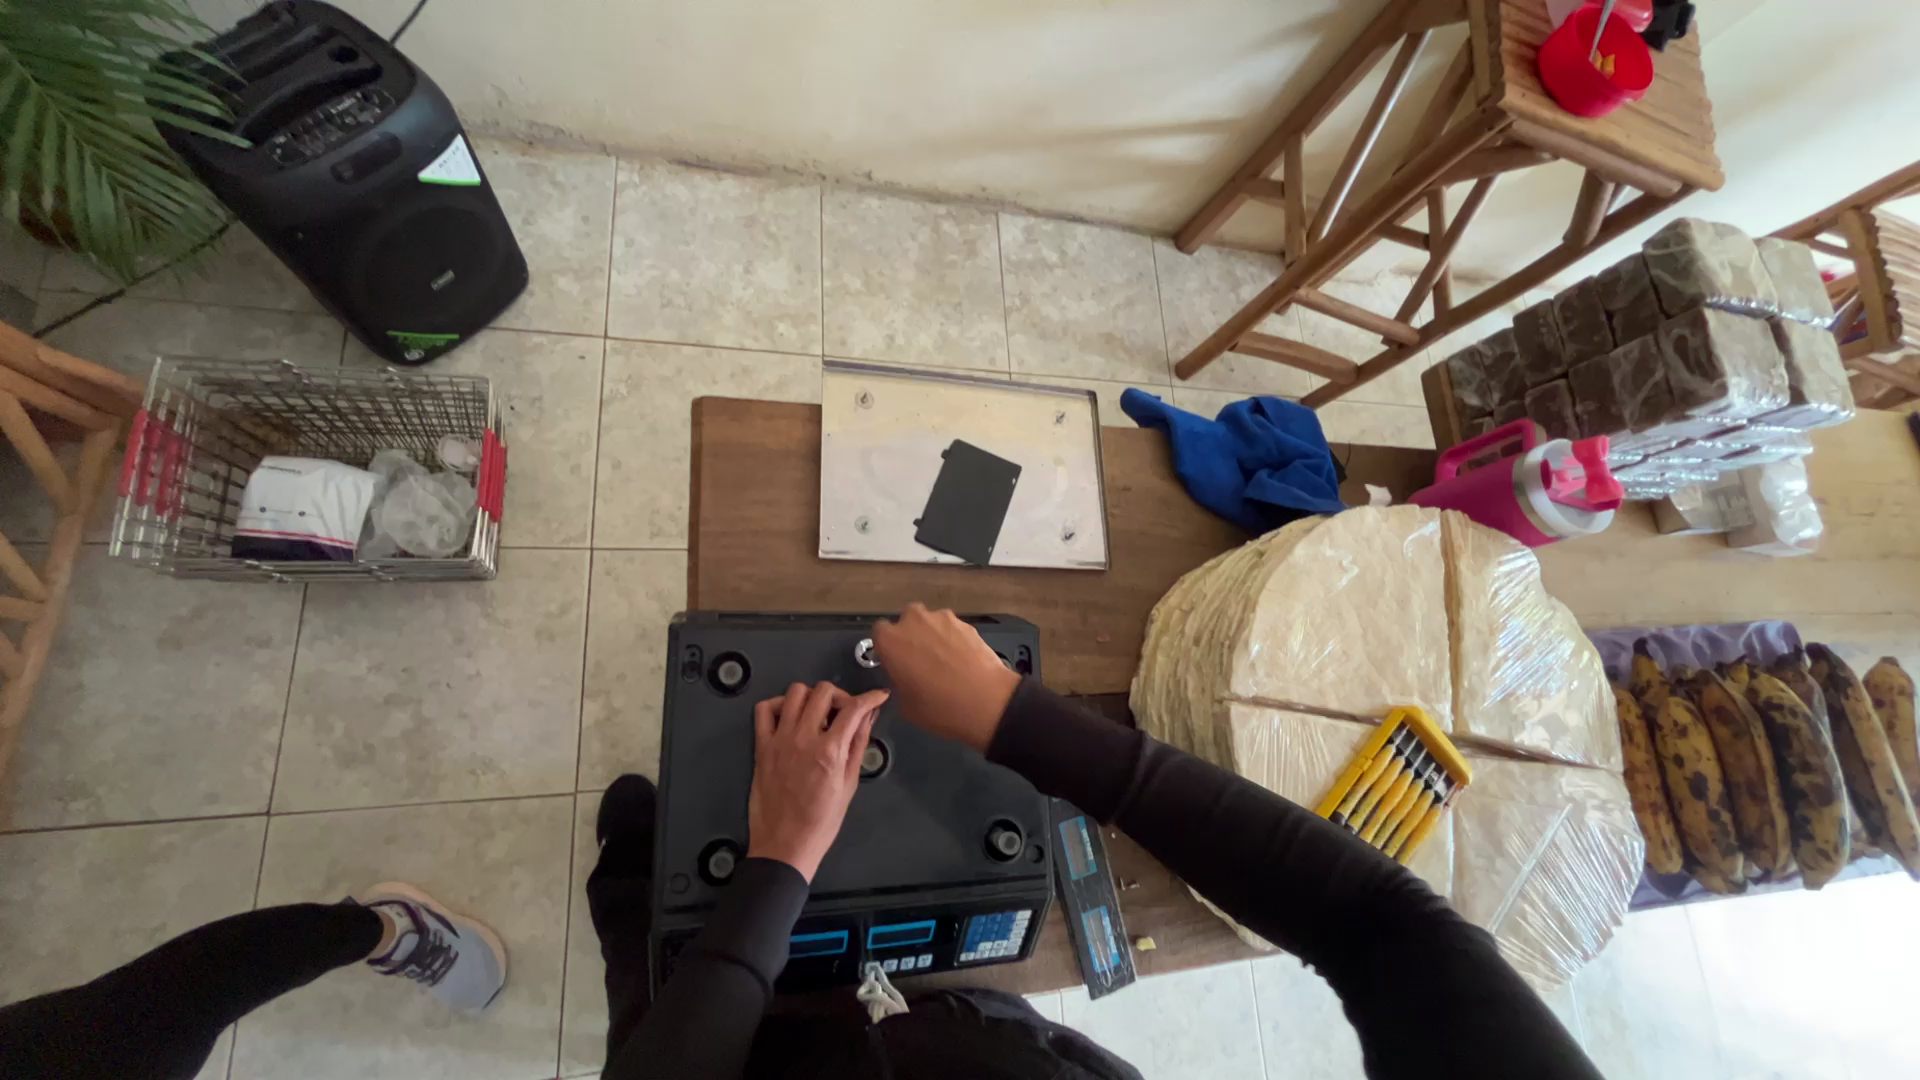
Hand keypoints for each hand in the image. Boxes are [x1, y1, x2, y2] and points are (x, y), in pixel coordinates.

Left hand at [747, 681, 887, 881]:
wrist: (785, 846)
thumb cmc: (823, 821)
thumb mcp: (849, 783)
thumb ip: (858, 744)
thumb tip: (869, 715)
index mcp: (830, 751)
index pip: (854, 708)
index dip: (871, 697)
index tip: (879, 696)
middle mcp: (803, 738)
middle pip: (824, 691)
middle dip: (841, 696)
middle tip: (845, 713)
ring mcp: (779, 740)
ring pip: (795, 692)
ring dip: (812, 697)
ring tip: (818, 714)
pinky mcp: (761, 746)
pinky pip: (763, 709)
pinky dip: (779, 705)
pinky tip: (790, 718)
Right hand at [870, 603, 1019, 751]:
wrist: (986, 702)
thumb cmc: (940, 708)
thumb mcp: (905, 705)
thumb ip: (898, 680)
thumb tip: (905, 675)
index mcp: (890, 641)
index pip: (879, 633)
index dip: (887, 648)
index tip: (895, 662)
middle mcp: (913, 622)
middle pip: (906, 621)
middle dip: (911, 636)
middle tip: (920, 661)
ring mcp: (942, 618)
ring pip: (931, 622)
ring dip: (933, 636)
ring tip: (945, 661)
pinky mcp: (965, 623)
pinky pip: (951, 628)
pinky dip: (953, 639)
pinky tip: (962, 660)